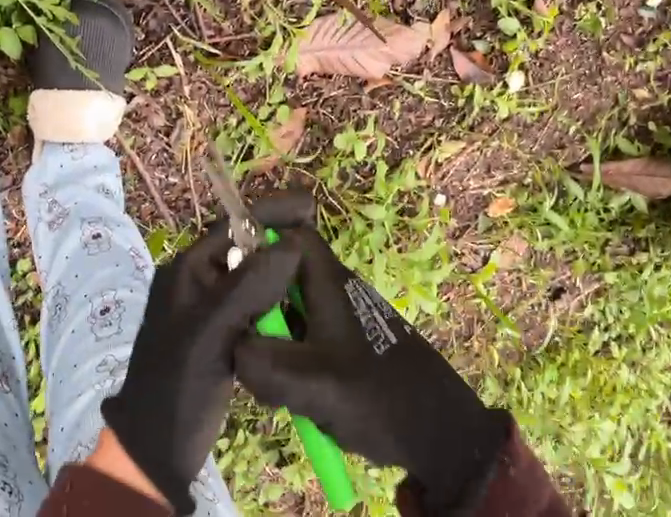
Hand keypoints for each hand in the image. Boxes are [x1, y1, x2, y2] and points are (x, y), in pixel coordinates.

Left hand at [99, 194, 311, 513]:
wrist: (156, 447)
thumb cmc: (178, 382)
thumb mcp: (212, 330)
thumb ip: (250, 284)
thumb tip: (292, 244)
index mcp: (187, 270)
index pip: (234, 226)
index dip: (272, 212)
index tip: (310, 206)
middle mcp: (196, 282)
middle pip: (244, 249)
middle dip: (280, 240)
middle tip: (319, 238)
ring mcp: (207, 311)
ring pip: (252, 278)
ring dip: (281, 273)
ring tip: (317, 271)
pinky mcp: (220, 337)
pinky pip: (254, 307)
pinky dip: (277, 303)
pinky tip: (301, 311)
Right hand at [232, 228, 511, 509]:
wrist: (442, 435)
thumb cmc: (381, 398)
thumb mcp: (316, 384)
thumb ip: (266, 364)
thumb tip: (232, 346)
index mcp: (331, 283)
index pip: (291, 235)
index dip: (258, 241)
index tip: (228, 271)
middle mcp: (335, 293)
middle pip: (283, 275)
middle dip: (257, 302)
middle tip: (241, 338)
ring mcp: (342, 322)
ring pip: (292, 313)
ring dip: (273, 337)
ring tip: (264, 376)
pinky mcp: (346, 350)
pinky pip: (305, 341)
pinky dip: (290, 359)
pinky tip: (287, 393)